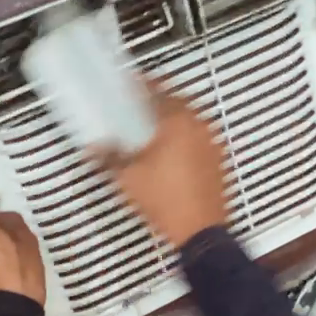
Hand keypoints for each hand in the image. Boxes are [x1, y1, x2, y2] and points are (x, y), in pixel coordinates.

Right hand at [110, 92, 230, 248]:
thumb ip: (110, 157)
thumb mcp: (129, 179)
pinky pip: (200, 141)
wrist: (200, 232)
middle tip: (142, 107)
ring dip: (174, 121)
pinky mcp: (219, 162)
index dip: (141, 84)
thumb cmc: (169, 203)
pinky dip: (186, 141)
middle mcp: (200, 127)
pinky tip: (172, 155)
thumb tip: (96, 149)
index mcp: (177, 121)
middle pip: (178, 101)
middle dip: (159, 102)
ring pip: (191, 121)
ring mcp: (213, 144)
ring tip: (155, 131)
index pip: (157, 88)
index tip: (132, 84)